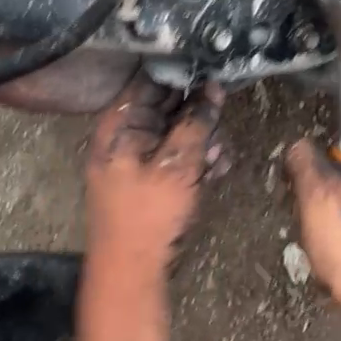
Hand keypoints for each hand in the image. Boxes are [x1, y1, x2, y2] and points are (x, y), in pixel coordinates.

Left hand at [84, 74, 224, 273]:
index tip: (215, 69)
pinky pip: (179, 154)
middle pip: (168, 104)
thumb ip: (197, 123)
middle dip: (199, 112)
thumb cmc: (149, 214)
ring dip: (204, 139)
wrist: (131, 271)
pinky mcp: (152, 176)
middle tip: (222, 120)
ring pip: (179, 130)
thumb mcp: (178, 165)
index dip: (184, 73)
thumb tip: (213, 88)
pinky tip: (216, 169)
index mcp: (119, 124)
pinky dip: (198, 159)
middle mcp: (125, 135)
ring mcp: (138, 156)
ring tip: (218, 157)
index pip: (151, 80)